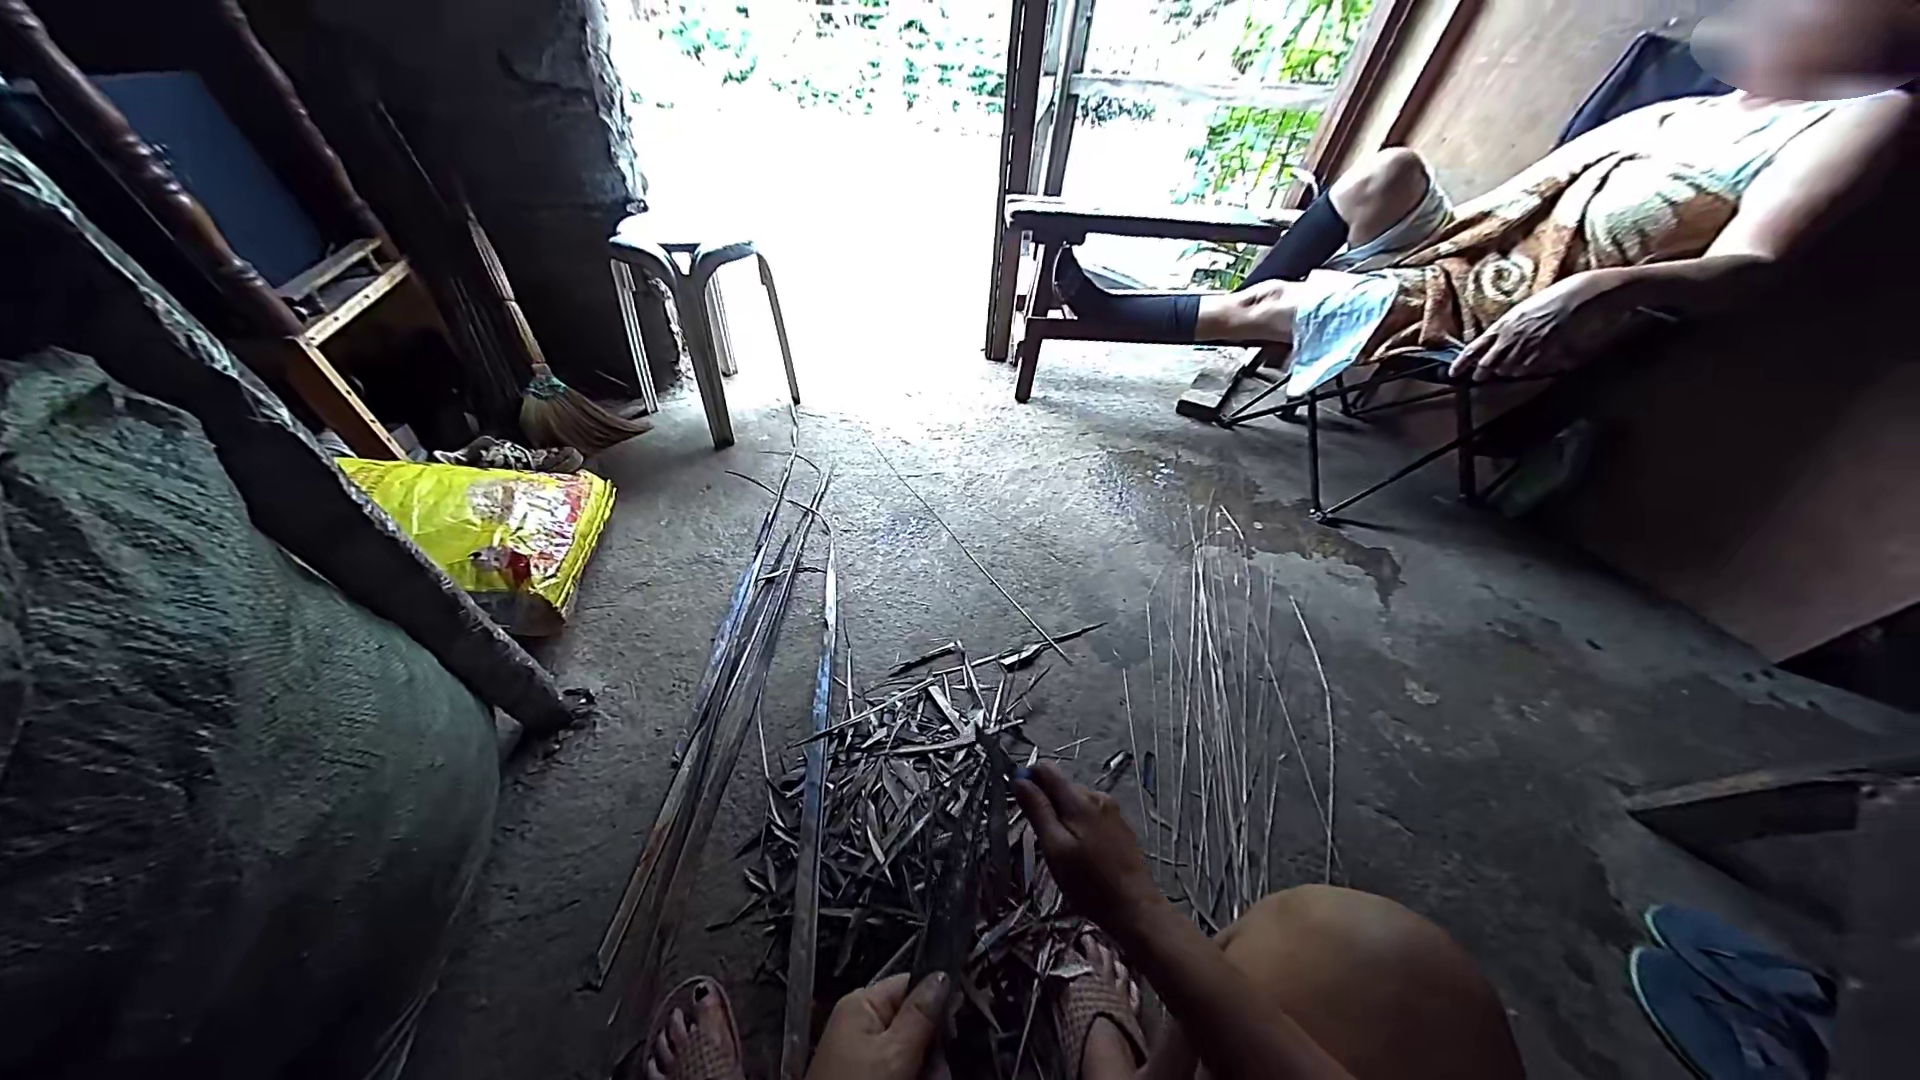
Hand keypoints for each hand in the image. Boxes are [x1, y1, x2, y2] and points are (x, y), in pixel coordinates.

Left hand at [804, 972, 949, 1079]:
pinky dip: (912, 1079)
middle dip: (930, 1050)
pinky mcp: (867, 1078)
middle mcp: (862, 1024)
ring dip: (926, 1071)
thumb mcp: (894, 1054)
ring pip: (912, 1052)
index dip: (935, 1002)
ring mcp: (863, 1055)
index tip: (950, 1028)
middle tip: (934, 1073)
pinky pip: (899, 1071)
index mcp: (862, 1004)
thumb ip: (921, 1015)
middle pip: (914, 1022)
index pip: (910, 984)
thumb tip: (941, 975)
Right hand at [1014, 762, 1164, 933]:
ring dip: (1063, 816)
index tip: (1022, 802)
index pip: (1047, 770)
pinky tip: (1083, 852)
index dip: (1029, 779)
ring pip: (1075, 801)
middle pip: (1061, 786)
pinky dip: (1080, 825)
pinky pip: (1090, 814)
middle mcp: (1097, 797)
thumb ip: (1038, 810)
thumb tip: (1020, 780)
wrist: (1135, 908)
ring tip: (1064, 850)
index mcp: (1079, 800)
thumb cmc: (1090, 883)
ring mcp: (1111, 811)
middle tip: (1045, 838)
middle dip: (1047, 803)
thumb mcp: (1055, 848)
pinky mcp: (1119, 826)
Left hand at [1448, 273, 1626, 380]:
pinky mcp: (1546, 351)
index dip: (1460, 364)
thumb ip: (1505, 328)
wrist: (1585, 292)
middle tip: (1480, 376)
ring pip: (1507, 370)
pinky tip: (1531, 363)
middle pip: (1487, 366)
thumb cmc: (1554, 297)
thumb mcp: (1521, 310)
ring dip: (1506, 371)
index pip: (1472, 349)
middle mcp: (1510, 338)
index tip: (1452, 374)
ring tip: (1510, 366)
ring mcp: (1528, 346)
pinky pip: (1529, 368)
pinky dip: (1527, 369)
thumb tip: (1492, 343)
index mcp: (1501, 326)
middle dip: (1482, 373)